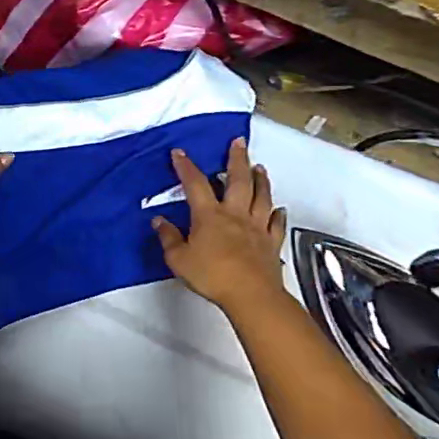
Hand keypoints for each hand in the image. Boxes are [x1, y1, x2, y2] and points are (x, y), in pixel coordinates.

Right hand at [152, 136, 288, 313]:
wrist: (251, 296)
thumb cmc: (211, 275)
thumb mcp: (178, 258)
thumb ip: (169, 237)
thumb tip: (159, 221)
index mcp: (209, 216)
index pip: (195, 184)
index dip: (186, 166)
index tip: (179, 152)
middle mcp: (235, 215)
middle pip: (238, 181)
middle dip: (237, 159)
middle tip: (238, 143)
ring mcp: (257, 228)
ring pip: (262, 197)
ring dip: (260, 180)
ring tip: (259, 167)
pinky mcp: (272, 243)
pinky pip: (277, 223)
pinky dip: (278, 214)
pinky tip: (278, 208)